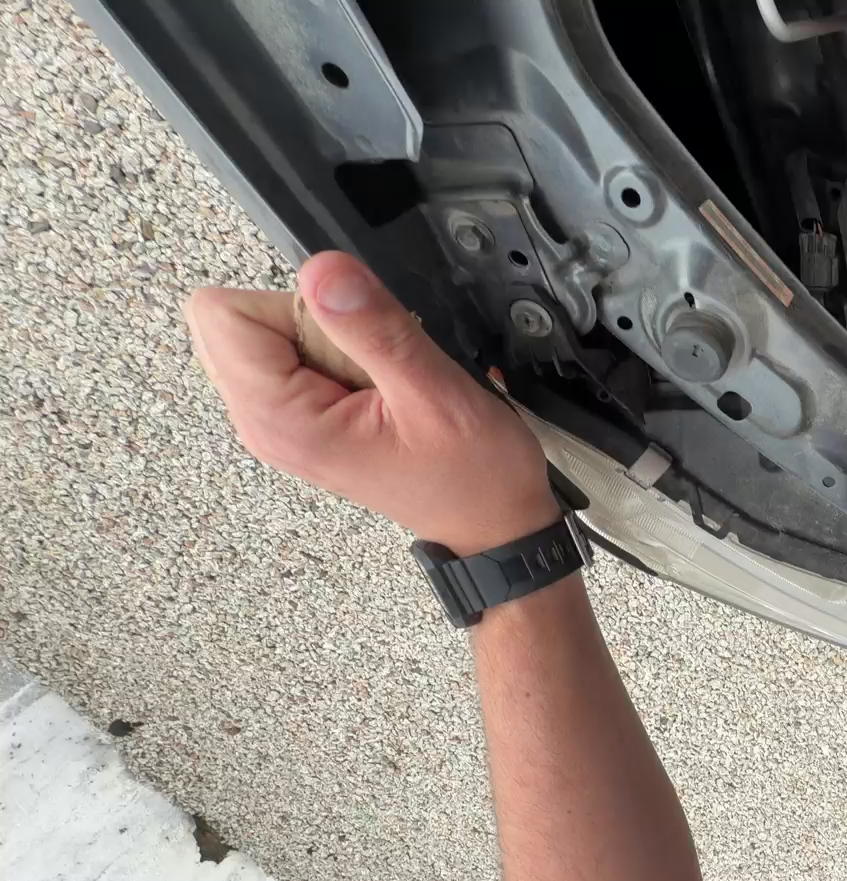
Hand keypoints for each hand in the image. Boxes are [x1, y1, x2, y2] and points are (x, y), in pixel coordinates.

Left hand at [187, 251, 557, 555]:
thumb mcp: (440, 397)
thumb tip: (323, 268)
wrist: (498, 525)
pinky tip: (384, 397)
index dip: (305, 309)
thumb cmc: (478, 477)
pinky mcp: (306, 427)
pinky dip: (343, 365)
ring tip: (389, 391)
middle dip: (317, 326)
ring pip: (272, 340)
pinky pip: (298, 364)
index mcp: (281, 419)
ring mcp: (282, 427)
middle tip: (383, 374)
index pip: (228, 311)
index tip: (366, 348)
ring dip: (335, 347)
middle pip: (241, 322)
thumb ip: (379, 331)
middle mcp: (263, 424)